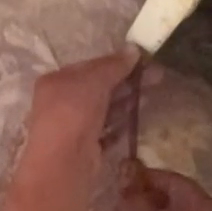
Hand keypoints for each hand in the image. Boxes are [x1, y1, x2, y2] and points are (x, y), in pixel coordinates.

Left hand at [15, 48, 140, 186]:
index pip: (89, 67)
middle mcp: (60, 103)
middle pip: (98, 88)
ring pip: (104, 109)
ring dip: (127, 100)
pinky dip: (121, 123)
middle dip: (126, 81)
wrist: (64, 161)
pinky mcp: (85, 147)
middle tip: (156, 76)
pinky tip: (138, 116)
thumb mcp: (94, 80)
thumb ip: (113, 65)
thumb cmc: (73, 111)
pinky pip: (106, 130)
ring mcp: (73, 127)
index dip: (115, 62)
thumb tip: (133, 49)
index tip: (142, 60)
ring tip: (152, 93)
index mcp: (55, 82)